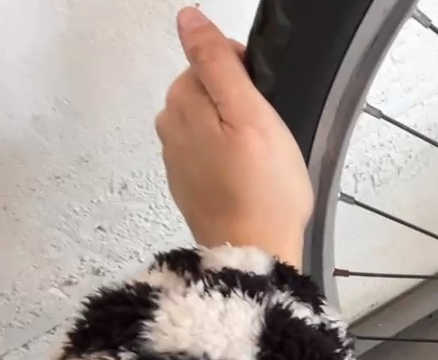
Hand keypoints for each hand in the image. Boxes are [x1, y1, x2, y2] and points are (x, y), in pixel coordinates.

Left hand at [157, 6, 312, 267]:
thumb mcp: (252, 116)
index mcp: (182, 101)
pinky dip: (226, 169)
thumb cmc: (264, 190)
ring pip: (206, 130)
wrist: (253, 258)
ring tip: (259, 170)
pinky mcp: (188, 193)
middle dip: (236, 111)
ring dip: (231, 141)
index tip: (268, 111)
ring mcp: (176, 163)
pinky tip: (246, 188)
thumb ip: (218, 63)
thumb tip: (188, 18)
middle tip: (268, 145)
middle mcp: (169, 127)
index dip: (247, 79)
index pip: (210, 61)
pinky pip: (207, 162)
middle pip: (206, 96)